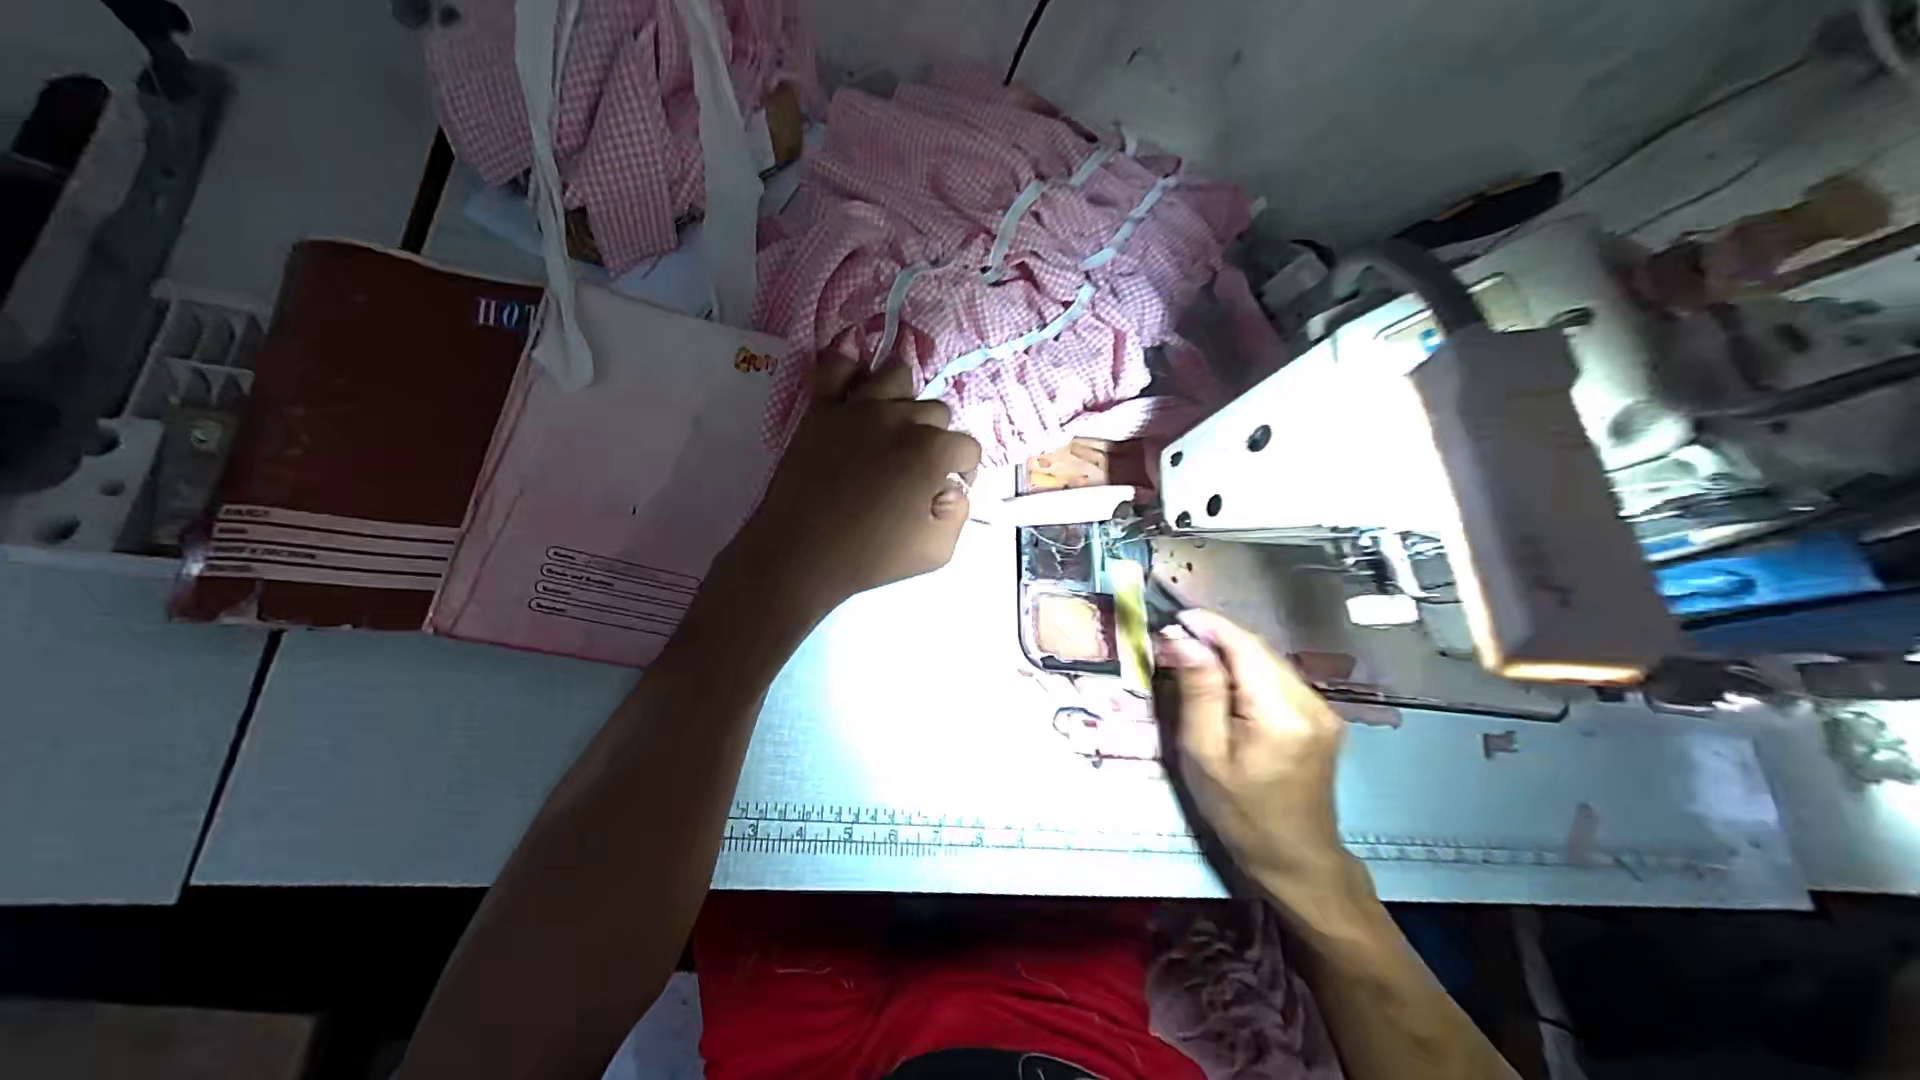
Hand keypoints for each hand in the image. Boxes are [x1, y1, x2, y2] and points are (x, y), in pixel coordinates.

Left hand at [724, 355, 981, 620]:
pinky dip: (848, 364)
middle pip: (936, 412)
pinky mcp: (822, 409)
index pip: (966, 447)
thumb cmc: (870, 558)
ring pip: (897, 377)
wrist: (800, 555)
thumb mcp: (937, 551)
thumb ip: (958, 513)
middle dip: (935, 439)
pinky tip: (855, 374)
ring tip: (894, 425)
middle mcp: (899, 419)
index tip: (946, 488)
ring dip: (904, 399)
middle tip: (916, 469)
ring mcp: (857, 408)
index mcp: (931, 452)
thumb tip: (951, 488)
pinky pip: (836, 366)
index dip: (963, 470)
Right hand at [1154, 609, 1351, 904]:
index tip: (1174, 619)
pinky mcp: (1321, 716)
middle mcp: (1311, 702)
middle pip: (1258, 650)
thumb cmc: (1240, 813)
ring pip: (1268, 660)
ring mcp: (1323, 709)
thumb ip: (1197, 692)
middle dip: (1216, 638)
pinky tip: (1224, 684)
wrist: (1295, 857)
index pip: (1244, 647)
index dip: (1209, 626)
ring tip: (1193, 661)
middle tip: (1174, 642)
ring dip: (1230, 653)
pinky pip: (1278, 678)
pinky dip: (1247, 671)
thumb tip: (1182, 639)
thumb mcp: (1204, 755)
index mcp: (1281, 714)